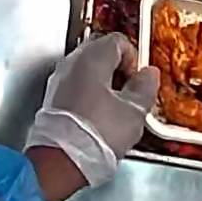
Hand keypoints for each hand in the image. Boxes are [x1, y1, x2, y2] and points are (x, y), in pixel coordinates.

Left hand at [25, 34, 159, 193]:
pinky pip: (74, 81)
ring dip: (103, 79)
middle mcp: (72, 61)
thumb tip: (149, 73)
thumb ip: (144, 87)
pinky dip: (88, 90)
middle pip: (100, 50)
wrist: (60, 160)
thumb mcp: (133, 112)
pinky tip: (96, 114)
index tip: (138, 80)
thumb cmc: (97, 133)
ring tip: (115, 106)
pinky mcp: (52, 95)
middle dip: (118, 66)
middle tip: (129, 91)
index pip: (117, 40)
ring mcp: (59, 77)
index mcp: (92, 58)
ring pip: (86, 66)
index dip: (133, 57)